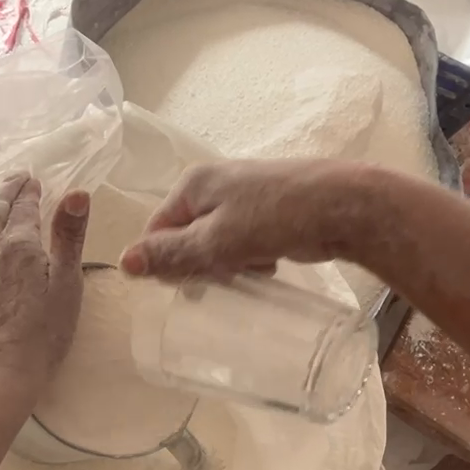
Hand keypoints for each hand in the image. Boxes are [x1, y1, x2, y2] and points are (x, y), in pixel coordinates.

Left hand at [0, 174, 92, 389]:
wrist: (6, 369)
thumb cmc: (45, 330)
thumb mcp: (67, 282)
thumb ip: (69, 236)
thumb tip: (76, 193)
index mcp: (18, 244)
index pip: (23, 207)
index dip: (30, 192)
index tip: (35, 181)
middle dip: (6, 193)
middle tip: (16, 181)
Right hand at [120, 160, 373, 278]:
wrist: (345, 206)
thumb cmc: (275, 219)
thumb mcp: (216, 242)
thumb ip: (171, 254)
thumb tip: (124, 262)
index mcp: (193, 184)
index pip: (156, 232)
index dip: (165, 263)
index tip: (189, 284)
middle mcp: (212, 185)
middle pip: (183, 238)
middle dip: (198, 264)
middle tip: (224, 276)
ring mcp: (241, 196)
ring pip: (212, 244)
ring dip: (225, 265)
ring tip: (250, 270)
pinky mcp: (265, 211)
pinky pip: (238, 242)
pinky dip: (246, 258)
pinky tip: (266, 264)